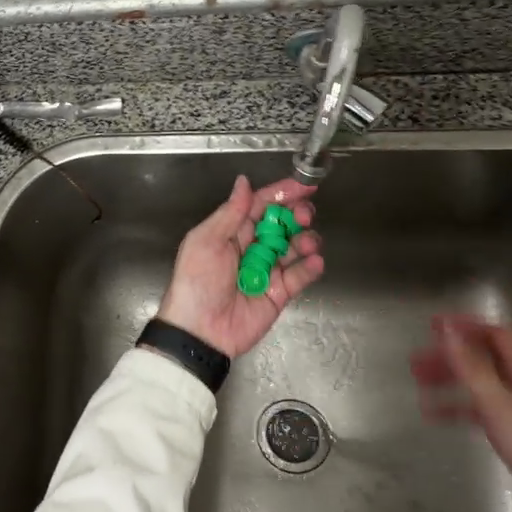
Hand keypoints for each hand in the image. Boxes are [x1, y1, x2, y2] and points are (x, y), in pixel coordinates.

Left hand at [155, 175, 324, 359]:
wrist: (200, 330)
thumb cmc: (197, 281)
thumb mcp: (206, 241)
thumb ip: (230, 212)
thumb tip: (244, 181)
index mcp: (230, 231)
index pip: (260, 205)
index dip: (281, 194)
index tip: (304, 185)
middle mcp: (251, 247)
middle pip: (282, 223)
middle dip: (297, 215)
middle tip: (304, 215)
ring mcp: (267, 270)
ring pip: (295, 247)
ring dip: (306, 240)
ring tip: (306, 242)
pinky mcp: (279, 293)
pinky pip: (300, 276)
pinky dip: (310, 267)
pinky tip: (313, 261)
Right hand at [410, 315, 511, 511]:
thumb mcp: (499, 405)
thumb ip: (471, 366)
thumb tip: (446, 327)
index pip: (496, 335)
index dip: (466, 326)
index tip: (432, 324)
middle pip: (485, 359)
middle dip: (450, 356)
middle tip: (415, 361)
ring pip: (480, 386)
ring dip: (450, 381)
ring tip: (418, 385)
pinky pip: (481, 413)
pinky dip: (458, 410)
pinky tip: (435, 417)